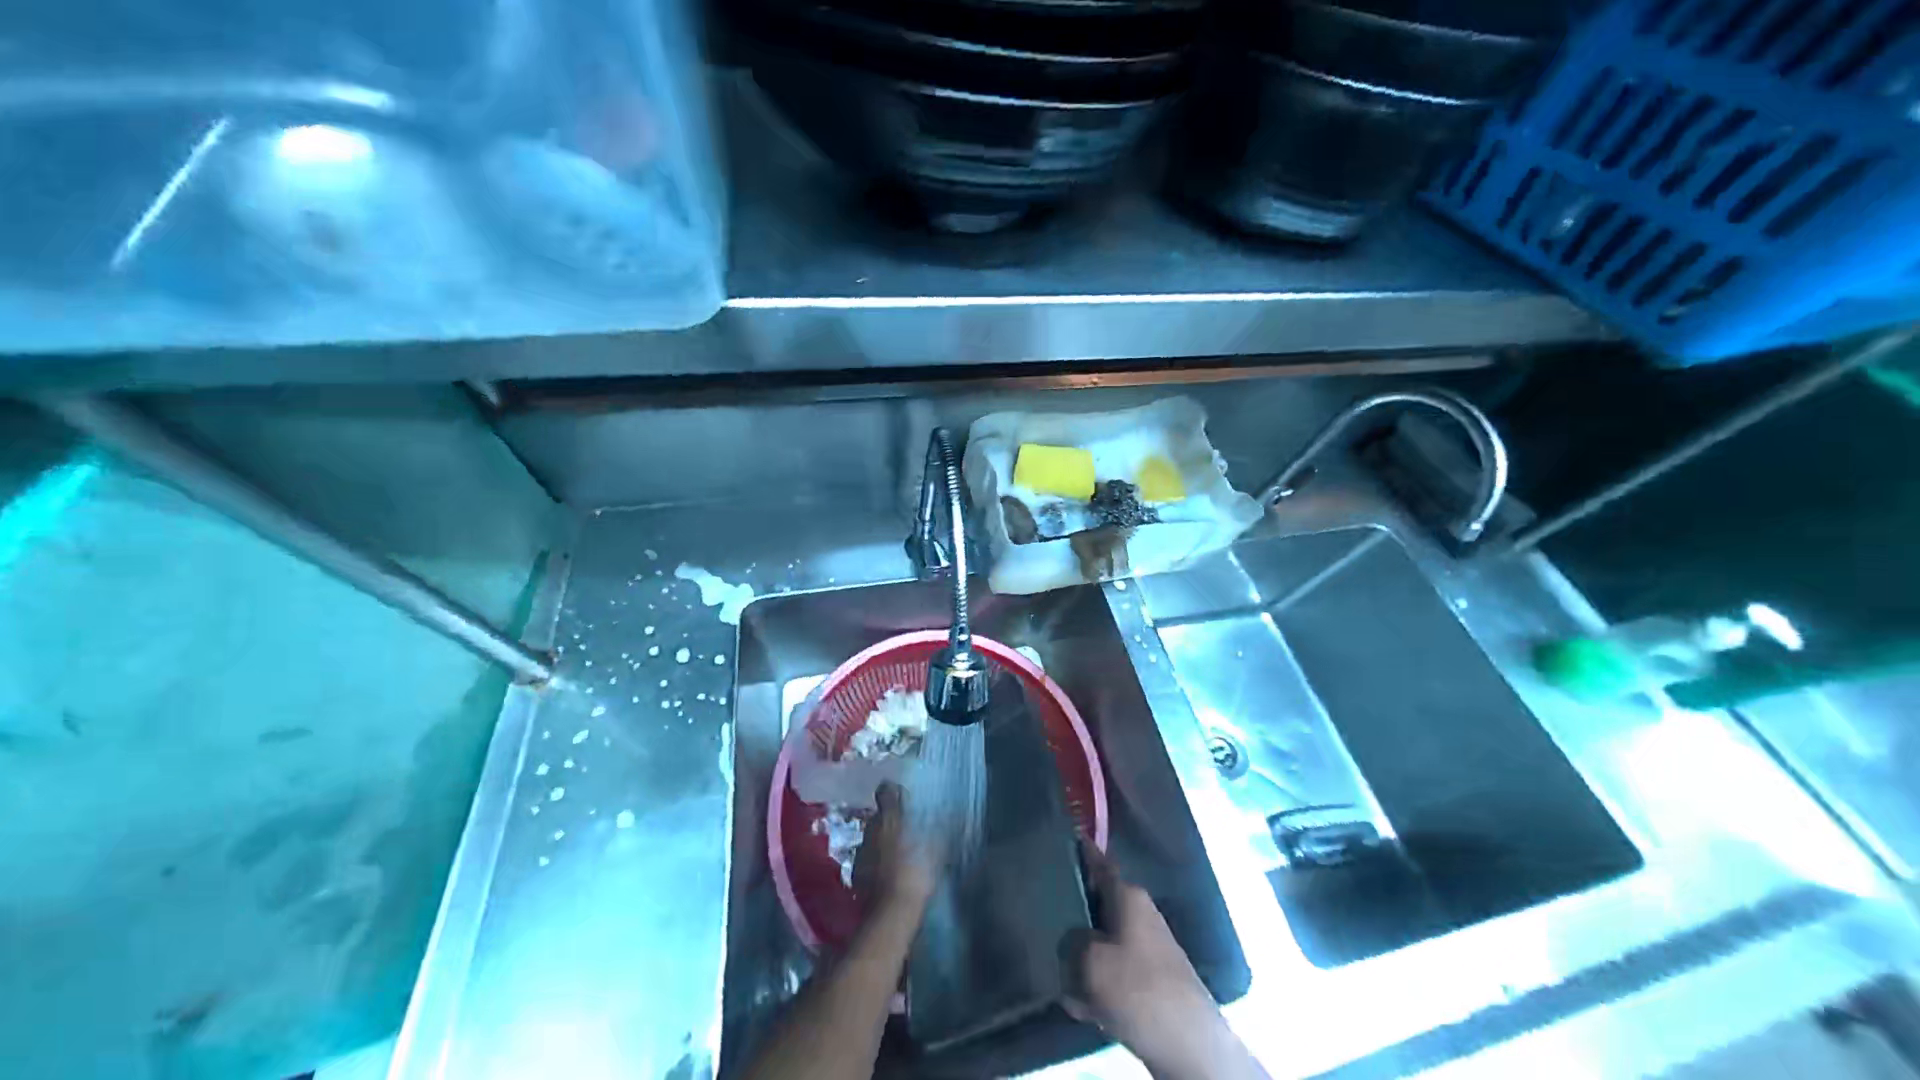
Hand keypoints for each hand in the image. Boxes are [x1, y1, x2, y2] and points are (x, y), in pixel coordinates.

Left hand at [853, 783, 937, 916]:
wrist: (892, 911)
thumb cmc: (917, 873)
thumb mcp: (937, 851)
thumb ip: (943, 831)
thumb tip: (958, 817)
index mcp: (890, 817)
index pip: (886, 790)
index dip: (894, 791)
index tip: (905, 798)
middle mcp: (871, 827)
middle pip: (880, 814)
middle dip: (892, 818)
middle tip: (908, 827)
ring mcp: (861, 848)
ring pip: (873, 834)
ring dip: (884, 838)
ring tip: (900, 850)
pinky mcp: (856, 869)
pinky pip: (869, 855)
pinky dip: (877, 858)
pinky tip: (889, 869)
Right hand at [1064, 841, 1266, 1079]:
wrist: (1188, 1046)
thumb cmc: (1137, 989)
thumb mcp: (1089, 960)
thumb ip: (1071, 940)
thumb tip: (1072, 940)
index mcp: (1128, 896)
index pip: (1099, 862)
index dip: (1080, 851)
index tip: (1060, 840)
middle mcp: (1140, 914)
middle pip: (1096, 904)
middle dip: (1072, 917)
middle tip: (1042, 921)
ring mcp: (1147, 947)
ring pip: (1101, 942)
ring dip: (1082, 959)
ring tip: (1059, 975)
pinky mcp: (1150, 980)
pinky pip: (1113, 973)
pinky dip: (1097, 985)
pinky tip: (1081, 1006)